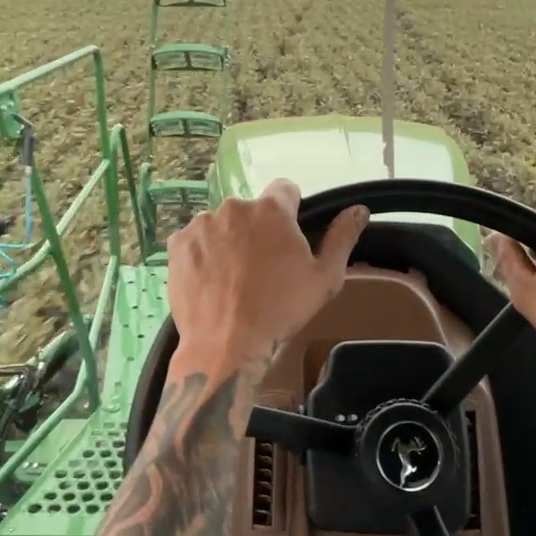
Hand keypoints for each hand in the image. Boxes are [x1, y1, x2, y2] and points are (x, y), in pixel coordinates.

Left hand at [165, 179, 369, 376]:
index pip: (285, 189)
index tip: (289, 239)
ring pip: (222, 224)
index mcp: (271, 210)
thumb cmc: (281, 312)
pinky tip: (211, 282)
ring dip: (229, 241)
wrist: (225, 347)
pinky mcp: (177, 245)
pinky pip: (195, 240)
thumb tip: (358, 209)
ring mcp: (201, 224)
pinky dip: (203, 255)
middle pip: (251, 210)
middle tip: (263, 269)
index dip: (291, 211)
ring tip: (234, 279)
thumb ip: (342, 237)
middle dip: (258, 230)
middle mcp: (234, 207)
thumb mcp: (325, 278)